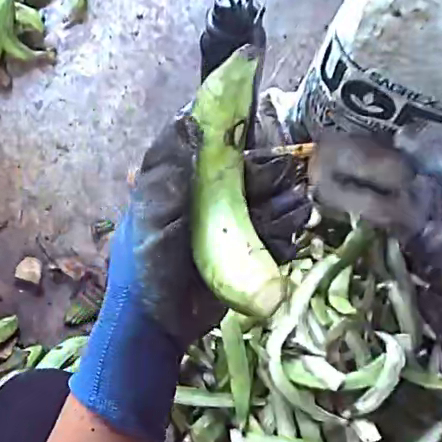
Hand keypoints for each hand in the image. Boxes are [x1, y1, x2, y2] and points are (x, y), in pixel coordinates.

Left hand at [70, 117, 309, 441]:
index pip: (220, 147)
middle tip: (290, 185)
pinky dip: (285, 239)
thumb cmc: (145, 263)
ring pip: (272, 205)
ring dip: (286, 208)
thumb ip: (168, 169)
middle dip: (273, 179)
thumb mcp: (151, 213)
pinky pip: (277, 238)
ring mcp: (233, 226)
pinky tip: (284, 245)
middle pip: (255, 175)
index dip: (242, 140)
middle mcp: (212, 197)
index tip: (260, 141)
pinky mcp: (248, 254)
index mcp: (186, 180)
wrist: (157, 322)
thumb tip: (188, 120)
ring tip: (295, 213)